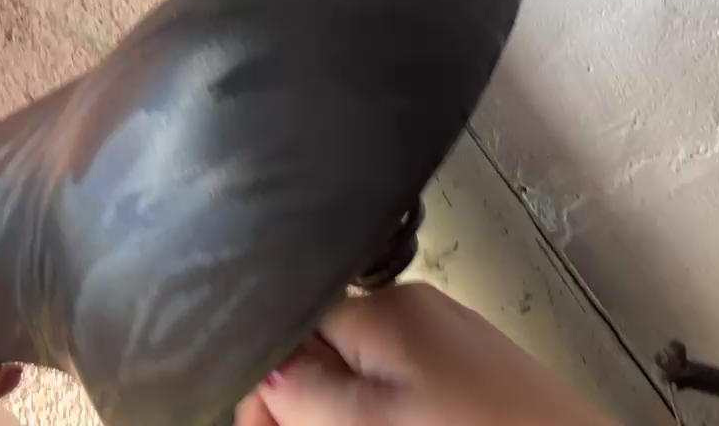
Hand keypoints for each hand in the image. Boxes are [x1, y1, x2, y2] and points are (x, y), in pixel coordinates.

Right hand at [237, 282, 618, 425]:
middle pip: (328, 341)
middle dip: (302, 395)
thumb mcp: (376, 424)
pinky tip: (377, 424)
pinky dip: (375, 404)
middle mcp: (412, 304)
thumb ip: (314, 394)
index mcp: (386, 307)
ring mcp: (440, 329)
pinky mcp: (461, 359)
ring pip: (360, 362)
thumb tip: (268, 369)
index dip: (271, 374)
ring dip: (335, 405)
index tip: (258, 421)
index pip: (299, 320)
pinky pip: (396, 373)